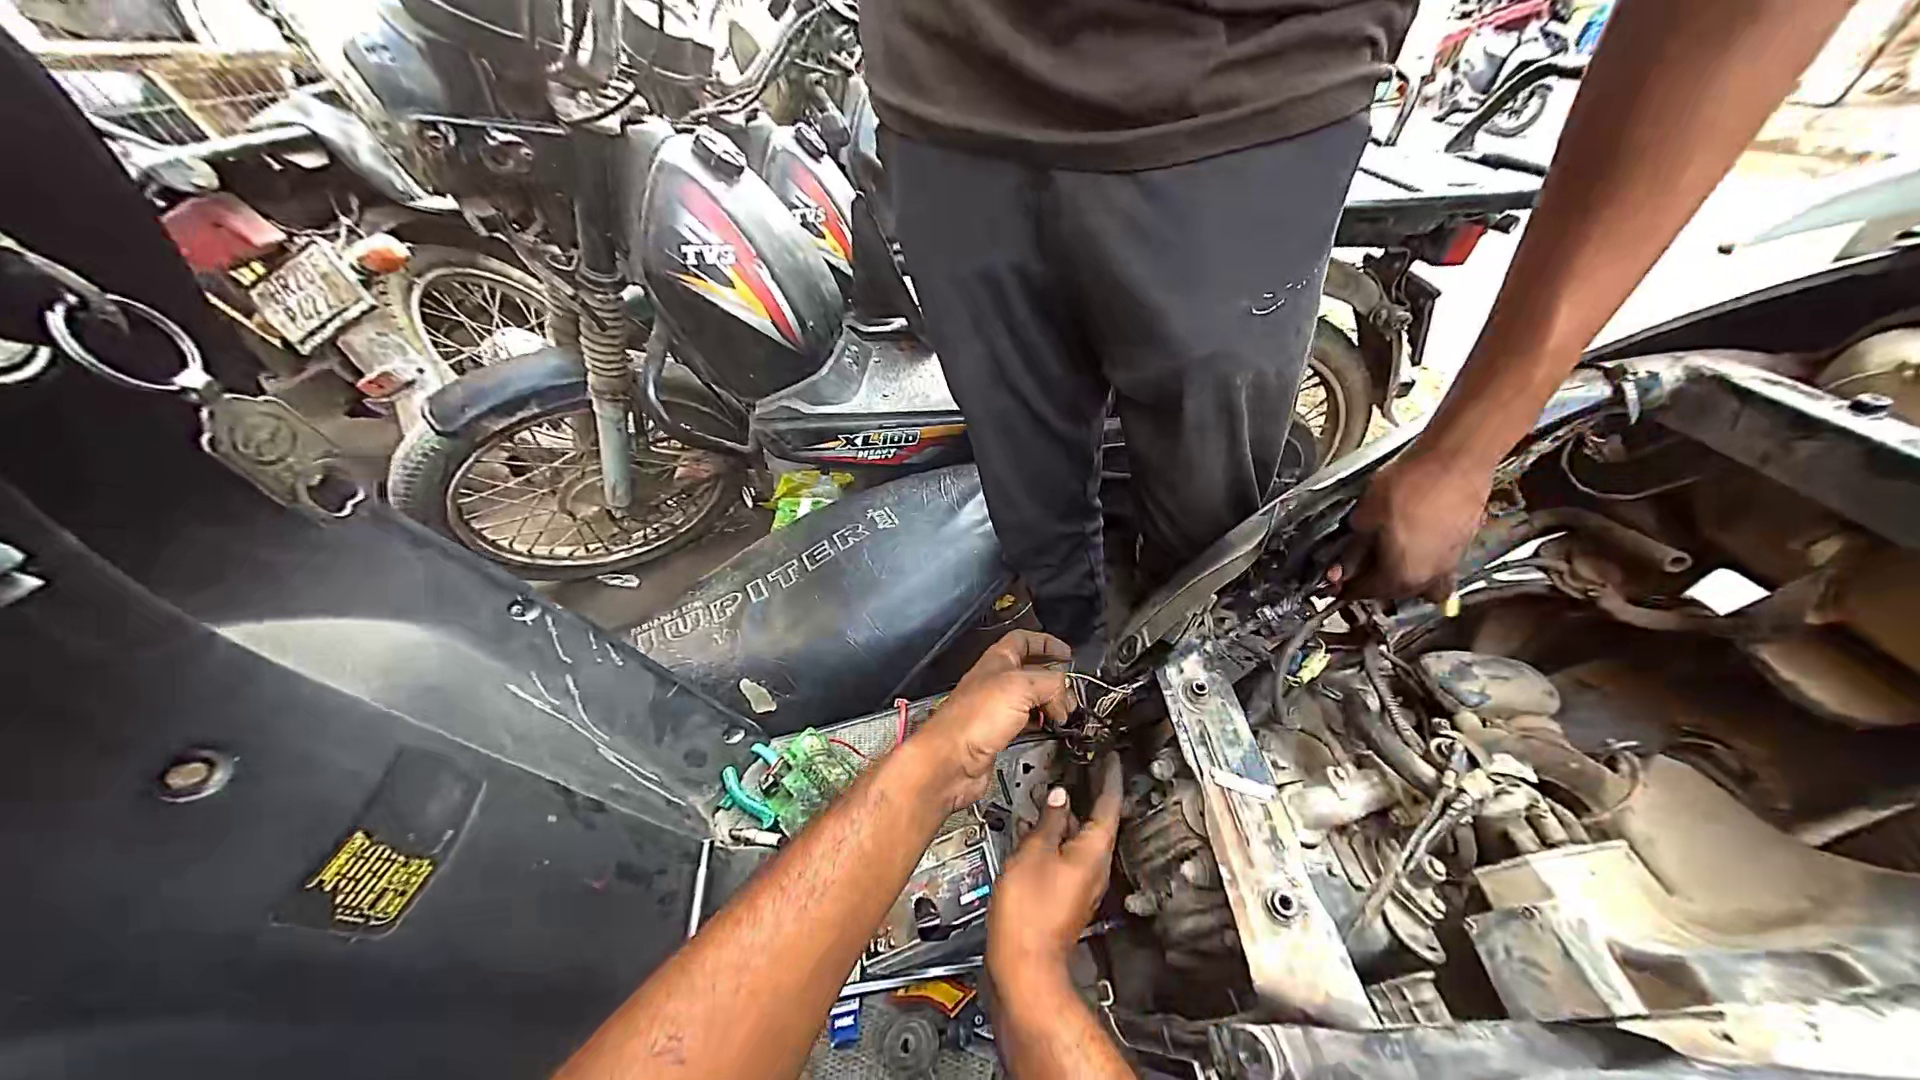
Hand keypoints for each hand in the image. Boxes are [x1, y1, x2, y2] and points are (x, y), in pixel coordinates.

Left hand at [913, 630, 1072, 812]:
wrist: (951, 760)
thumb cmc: (973, 718)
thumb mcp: (1021, 686)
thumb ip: (1050, 682)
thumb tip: (1064, 692)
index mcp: (997, 661)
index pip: (1023, 640)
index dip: (1046, 643)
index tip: (1066, 653)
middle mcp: (995, 681)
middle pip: (1030, 671)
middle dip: (1054, 678)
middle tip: (1070, 691)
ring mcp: (995, 708)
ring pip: (1030, 699)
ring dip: (1050, 703)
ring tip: (1064, 712)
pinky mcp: (997, 734)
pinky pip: (1025, 723)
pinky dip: (1041, 723)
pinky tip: (1049, 728)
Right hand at [987, 754, 1121, 987]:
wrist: (1023, 965)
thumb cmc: (1030, 915)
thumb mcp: (1034, 852)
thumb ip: (1048, 820)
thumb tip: (1058, 797)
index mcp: (1094, 851)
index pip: (1109, 803)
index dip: (1109, 776)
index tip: (1110, 758)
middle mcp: (1095, 868)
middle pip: (1097, 820)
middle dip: (1088, 792)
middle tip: (1080, 767)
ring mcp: (1081, 883)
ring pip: (1080, 838)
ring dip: (1068, 815)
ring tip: (1053, 794)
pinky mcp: (1065, 895)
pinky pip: (1066, 855)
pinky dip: (1055, 837)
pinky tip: (1037, 830)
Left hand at [1343, 444, 1494, 600]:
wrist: (1455, 461)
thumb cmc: (1410, 485)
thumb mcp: (1365, 519)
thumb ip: (1353, 550)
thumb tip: (1341, 568)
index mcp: (1403, 574)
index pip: (1368, 591)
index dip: (1347, 589)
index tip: (1335, 586)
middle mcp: (1431, 576)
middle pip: (1395, 591)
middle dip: (1372, 584)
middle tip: (1354, 572)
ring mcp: (1452, 561)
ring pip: (1420, 582)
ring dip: (1397, 576)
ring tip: (1379, 561)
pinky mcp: (1463, 544)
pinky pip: (1437, 566)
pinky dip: (1418, 563)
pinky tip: (1406, 547)